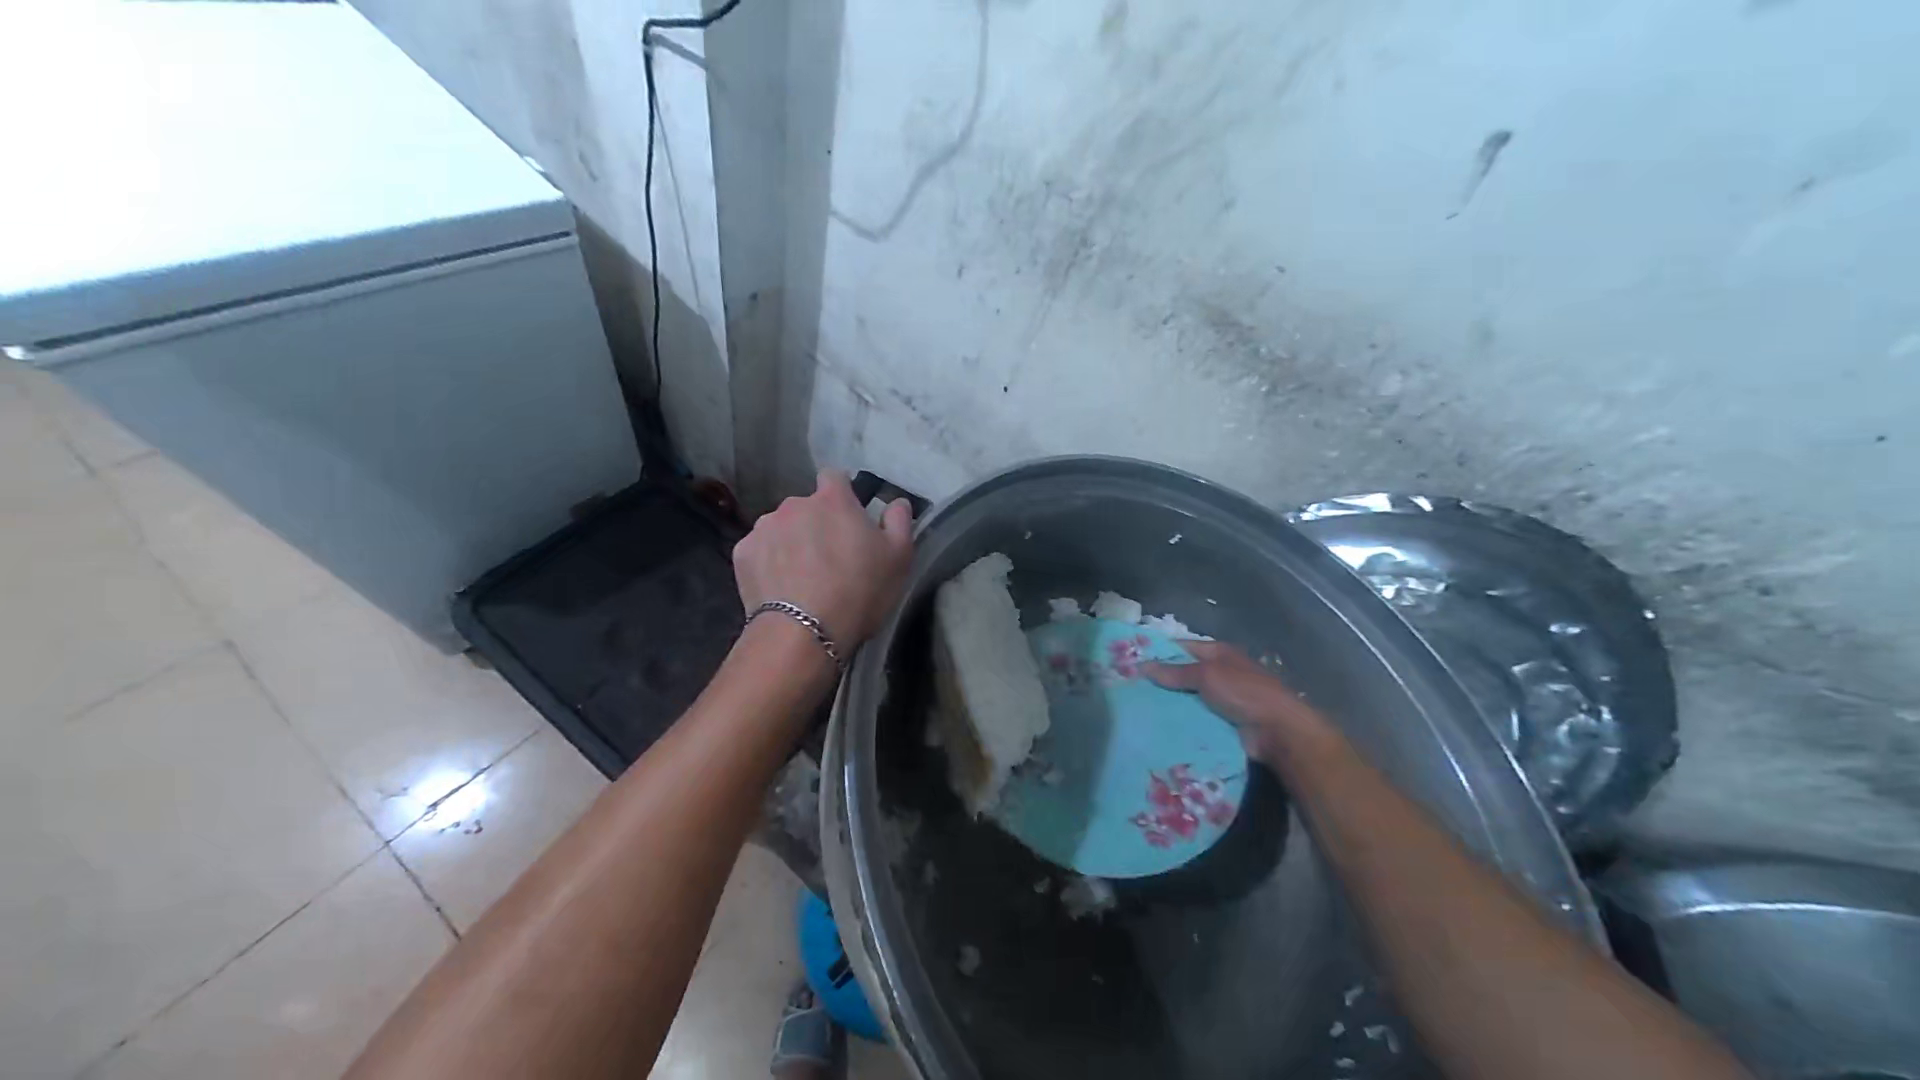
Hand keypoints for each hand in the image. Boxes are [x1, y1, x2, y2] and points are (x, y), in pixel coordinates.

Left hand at [732, 469, 913, 650]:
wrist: (803, 633)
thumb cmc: (859, 592)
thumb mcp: (899, 559)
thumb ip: (900, 522)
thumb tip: (897, 502)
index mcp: (833, 500)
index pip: (835, 476)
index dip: (842, 492)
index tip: (848, 517)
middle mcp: (794, 504)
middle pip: (806, 507)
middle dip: (815, 524)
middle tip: (829, 558)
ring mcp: (764, 528)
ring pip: (780, 528)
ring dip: (790, 542)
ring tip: (800, 577)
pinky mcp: (742, 553)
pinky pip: (759, 551)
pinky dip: (768, 563)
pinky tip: (780, 588)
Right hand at [1143, 642, 1328, 764]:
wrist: (1277, 731)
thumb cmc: (1244, 692)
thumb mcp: (1207, 675)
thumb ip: (1175, 671)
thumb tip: (1142, 666)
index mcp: (1219, 653)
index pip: (1183, 647)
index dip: (1160, 652)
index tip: (1133, 661)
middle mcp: (1220, 672)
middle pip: (1184, 674)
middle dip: (1161, 681)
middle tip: (1130, 687)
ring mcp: (1222, 699)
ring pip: (1188, 698)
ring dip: (1170, 704)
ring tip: (1139, 708)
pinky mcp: (1223, 722)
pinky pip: (1196, 718)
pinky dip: (1182, 721)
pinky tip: (1159, 725)